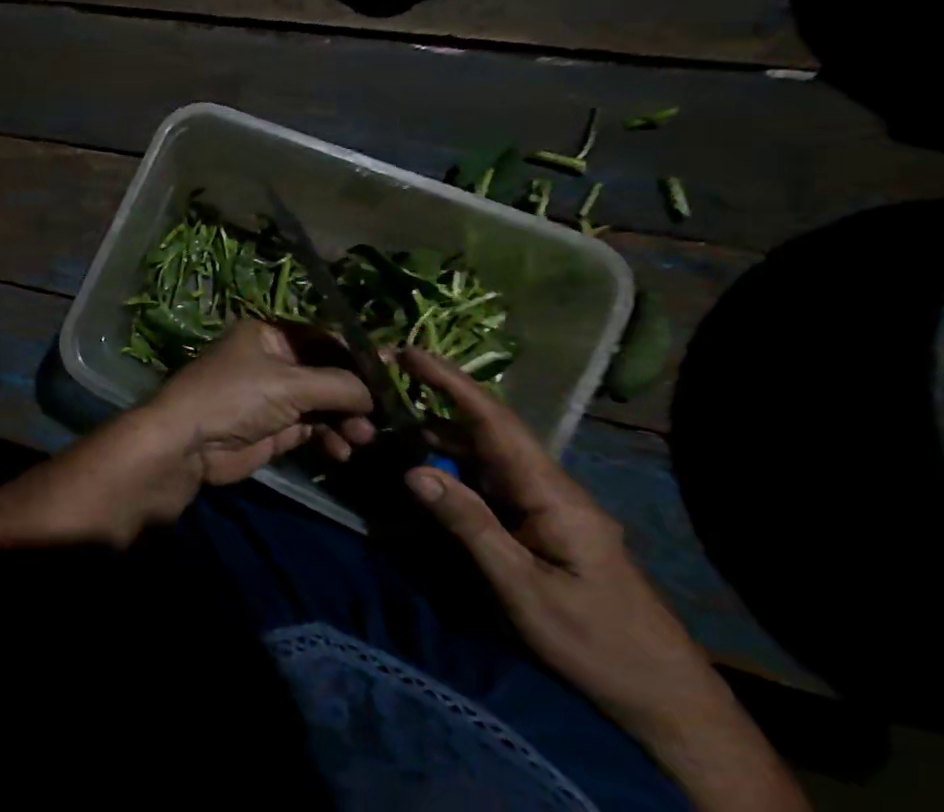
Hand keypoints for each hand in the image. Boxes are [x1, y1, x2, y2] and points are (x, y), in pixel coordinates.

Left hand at [145, 320, 375, 485]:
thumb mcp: (290, 383)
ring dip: (346, 421)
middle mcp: (269, 363)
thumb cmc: (235, 397)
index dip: (356, 358)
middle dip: (354, 396)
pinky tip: (343, 450)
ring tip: (362, 438)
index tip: (393, 375)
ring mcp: (271, 398)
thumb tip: (377, 391)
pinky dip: (330, 439)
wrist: (187, 444)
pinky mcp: (272, 430)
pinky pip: (312, 430)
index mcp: (266, 336)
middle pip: (326, 375)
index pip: (323, 340)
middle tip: (384, 417)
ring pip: (323, 405)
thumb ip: (339, 385)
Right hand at [398, 348, 807, 811]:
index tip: (411, 352)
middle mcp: (550, 489)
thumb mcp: (522, 587)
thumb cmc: (591, 640)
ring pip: (485, 457)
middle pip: (487, 432)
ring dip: (439, 436)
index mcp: (551, 494)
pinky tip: (425, 470)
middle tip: (384, 386)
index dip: (452, 383)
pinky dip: (453, 466)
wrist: (660, 692)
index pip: (495, 423)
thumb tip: (415, 469)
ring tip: (388, 424)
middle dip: (437, 401)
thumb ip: (469, 524)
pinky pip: (489, 482)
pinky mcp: (541, 525)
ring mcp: (547, 506)